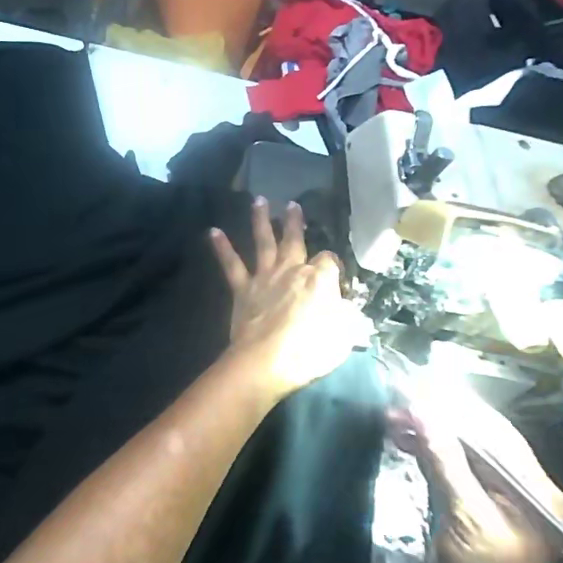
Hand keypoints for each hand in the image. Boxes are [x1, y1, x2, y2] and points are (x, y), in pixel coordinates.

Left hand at [209, 198, 368, 396]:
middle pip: (294, 240)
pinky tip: (213, 232)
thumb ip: (348, 318)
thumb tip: (350, 310)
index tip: (335, 274)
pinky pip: (231, 264)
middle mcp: (292, 271)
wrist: (266, 360)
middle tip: (291, 204)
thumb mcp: (344, 337)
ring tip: (258, 201)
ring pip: (264, 242)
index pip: (330, 262)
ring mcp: (265, 277)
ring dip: (261, 221)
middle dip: (294, 222)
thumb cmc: (310, 352)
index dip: (333, 266)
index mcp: (319, 280)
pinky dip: (222, 248)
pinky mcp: (243, 289)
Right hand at [394, 383, 562, 562]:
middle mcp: (528, 486)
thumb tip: (421, 410)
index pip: (494, 432)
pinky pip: (459, 465)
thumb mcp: (463, 516)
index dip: (454, 406)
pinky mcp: (486, 502)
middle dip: (438, 416)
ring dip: (430, 432)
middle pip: (480, 436)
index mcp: (535, 490)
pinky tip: (406, 439)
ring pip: (466, 448)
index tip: (416, 387)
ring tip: (393, 419)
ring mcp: (507, 494)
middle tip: (398, 400)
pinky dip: (432, 451)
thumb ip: (445, 461)